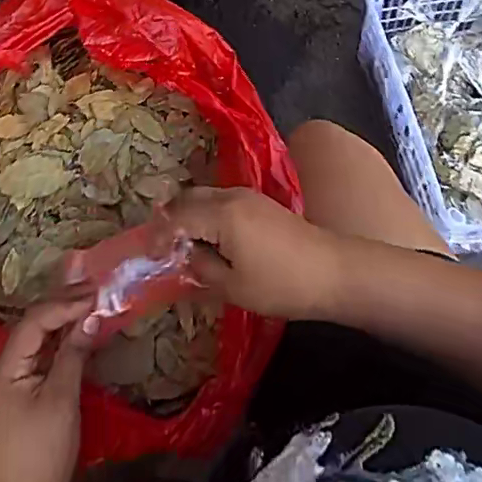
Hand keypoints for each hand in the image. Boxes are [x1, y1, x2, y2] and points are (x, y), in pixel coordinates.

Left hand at [0, 298, 95, 481]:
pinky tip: (79, 336)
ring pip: (37, 341)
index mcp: (5, 369)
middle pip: (33, 327)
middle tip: (97, 294)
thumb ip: (73, 354)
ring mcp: (10, 384)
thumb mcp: (61, 400)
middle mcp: (2, 370)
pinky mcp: (20, 396)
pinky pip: (40, 357)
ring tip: (92, 307)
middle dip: (64, 307)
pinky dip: (61, 343)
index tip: (96, 294)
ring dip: (64, 323)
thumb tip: (91, 316)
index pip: (34, 321)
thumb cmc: (40, 452)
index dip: (65, 304)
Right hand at [167, 187, 347, 320]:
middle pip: (189, 198)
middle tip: (161, 248)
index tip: (150, 257)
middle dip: (171, 219)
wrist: (332, 270)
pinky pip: (223, 201)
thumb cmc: (280, 283)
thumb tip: (184, 259)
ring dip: (190, 216)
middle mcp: (233, 195)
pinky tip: (210, 240)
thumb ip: (202, 269)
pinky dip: (208, 215)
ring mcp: (250, 196)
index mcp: (222, 213)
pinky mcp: (262, 203)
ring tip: (182, 246)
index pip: (177, 216)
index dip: (160, 235)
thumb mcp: (233, 286)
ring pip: (207, 197)